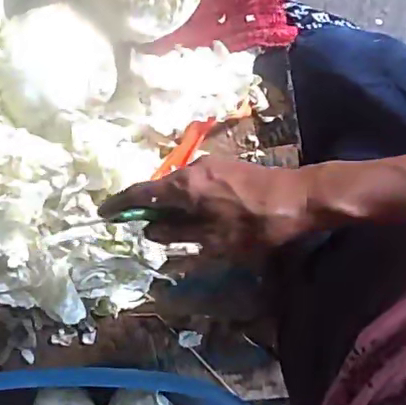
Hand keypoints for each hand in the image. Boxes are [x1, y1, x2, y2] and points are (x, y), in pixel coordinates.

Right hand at [98, 157, 320, 255]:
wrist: (302, 197)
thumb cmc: (256, 224)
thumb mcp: (215, 239)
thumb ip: (178, 233)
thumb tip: (150, 230)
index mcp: (185, 186)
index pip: (141, 193)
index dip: (121, 205)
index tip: (103, 213)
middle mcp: (192, 169)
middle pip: (159, 188)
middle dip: (145, 207)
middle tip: (138, 226)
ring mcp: (210, 165)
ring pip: (178, 186)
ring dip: (168, 204)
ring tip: (167, 226)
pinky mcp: (225, 167)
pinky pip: (193, 183)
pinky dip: (185, 199)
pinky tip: (192, 215)